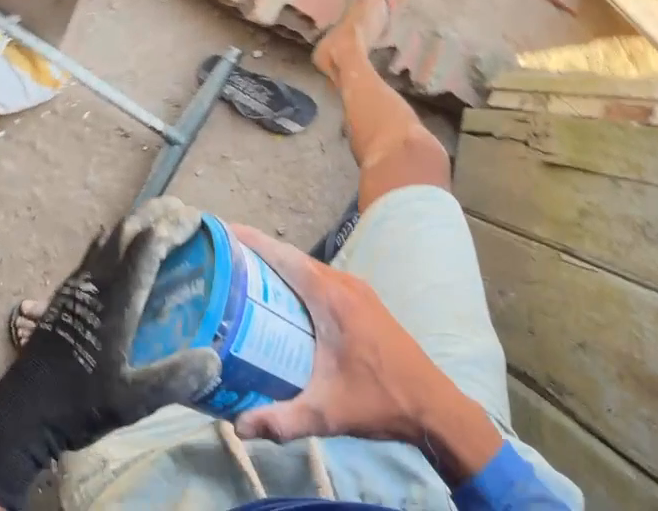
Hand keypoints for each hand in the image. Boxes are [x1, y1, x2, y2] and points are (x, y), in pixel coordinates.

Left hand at [0, 198, 220, 509]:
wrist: (20, 413)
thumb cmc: (78, 405)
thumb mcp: (132, 402)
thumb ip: (174, 379)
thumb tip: (215, 357)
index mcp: (116, 300)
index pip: (148, 246)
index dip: (174, 227)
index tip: (200, 219)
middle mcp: (95, 283)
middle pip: (127, 230)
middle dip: (157, 213)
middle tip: (185, 210)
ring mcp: (76, 286)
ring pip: (109, 237)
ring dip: (136, 221)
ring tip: (160, 221)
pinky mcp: (65, 295)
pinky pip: (95, 251)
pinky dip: (116, 238)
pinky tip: (119, 246)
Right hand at [229, 225, 503, 479]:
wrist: (435, 406)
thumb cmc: (379, 401)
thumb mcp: (326, 414)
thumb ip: (280, 420)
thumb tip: (237, 426)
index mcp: (331, 298)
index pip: (284, 257)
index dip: (252, 241)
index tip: (222, 232)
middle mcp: (343, 284)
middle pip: (293, 258)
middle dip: (258, 253)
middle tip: (223, 258)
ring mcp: (357, 290)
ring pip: (309, 268)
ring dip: (279, 266)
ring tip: (244, 274)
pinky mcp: (364, 302)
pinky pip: (322, 279)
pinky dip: (297, 279)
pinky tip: (282, 297)